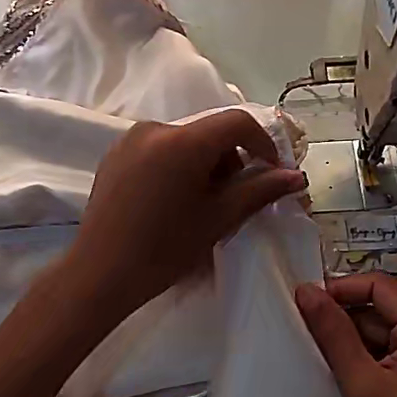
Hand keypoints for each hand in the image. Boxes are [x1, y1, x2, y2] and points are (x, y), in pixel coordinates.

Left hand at [59, 109, 306, 324]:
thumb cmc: (164, 249)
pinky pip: (159, 148)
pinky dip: (177, 165)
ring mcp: (130, 139)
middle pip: (209, 131)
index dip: (262, 143)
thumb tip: (295, 177)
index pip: (237, 122)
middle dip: (230, 159)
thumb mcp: (218, 219)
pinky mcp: (115, 154)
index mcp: (183, 141)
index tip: (271, 172)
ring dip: (203, 163)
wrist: (100, 274)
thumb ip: (260, 191)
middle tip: (234, 197)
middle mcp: (155, 129)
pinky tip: (171, 200)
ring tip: (201, 203)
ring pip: (184, 140)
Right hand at [296, 273, 396, 396]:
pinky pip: (390, 359)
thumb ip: (334, 334)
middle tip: (301, 333)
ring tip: (314, 356)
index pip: (381, 286)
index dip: (341, 289)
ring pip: (383, 336)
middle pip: (382, 310)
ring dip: (351, 344)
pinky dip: (365, 364)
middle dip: (343, 320)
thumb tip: (306, 291)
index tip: (303, 304)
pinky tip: (338, 378)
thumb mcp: (364, 387)